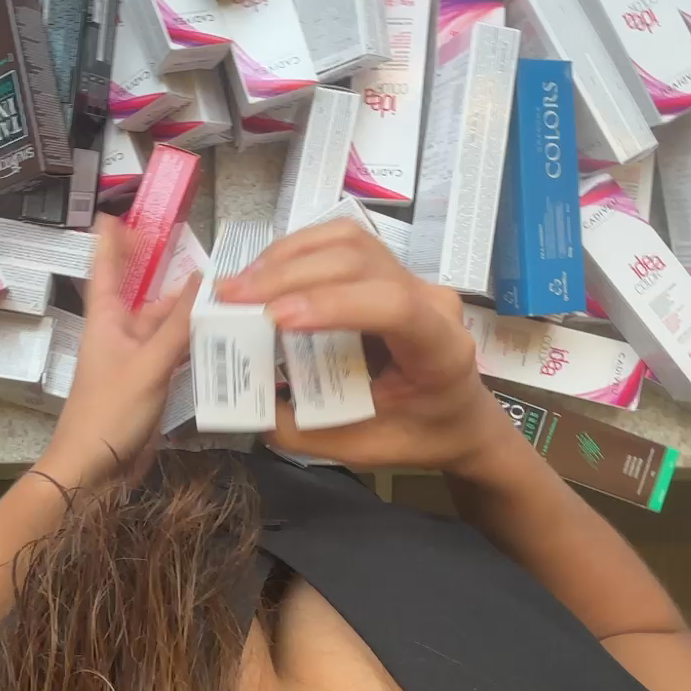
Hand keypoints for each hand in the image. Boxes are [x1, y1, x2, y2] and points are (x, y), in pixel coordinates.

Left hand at [38, 216, 199, 484]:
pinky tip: (221, 333)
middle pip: (147, 295)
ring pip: (167, 324)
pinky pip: (175, 352)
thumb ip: (179, 324)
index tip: (118, 214)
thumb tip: (205, 281)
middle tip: (202, 250)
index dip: (111, 241)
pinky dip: (195, 341)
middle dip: (170, 275)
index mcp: (107, 318)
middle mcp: (121, 332)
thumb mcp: (148, 363)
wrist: (94, 469)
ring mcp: (137, 358)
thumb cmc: (109, 410)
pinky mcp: (151, 381)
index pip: (107, 268)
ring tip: (227, 290)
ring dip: (190, 311)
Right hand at [213, 219, 513, 473]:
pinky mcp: (387, 269)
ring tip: (240, 282)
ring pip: (348, 240)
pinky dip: (296, 251)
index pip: (394, 306)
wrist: (461, 417)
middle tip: (229, 297)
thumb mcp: (363, 450)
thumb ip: (302, 432)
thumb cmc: (421, 435)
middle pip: (359, 261)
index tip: (274, 319)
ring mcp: (411, 277)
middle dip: (288, 275)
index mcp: (441, 349)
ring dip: (287, 256)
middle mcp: (431, 300)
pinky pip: (342, 242)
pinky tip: (264, 271)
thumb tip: (242, 402)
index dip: (333, 304)